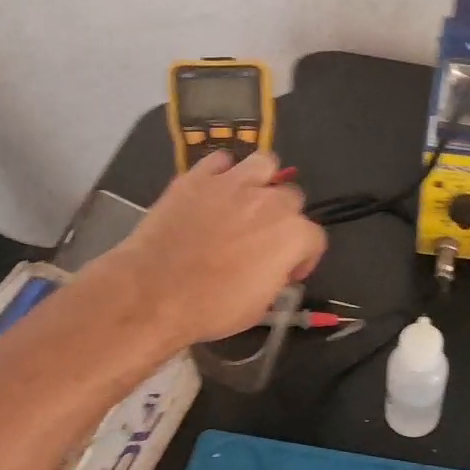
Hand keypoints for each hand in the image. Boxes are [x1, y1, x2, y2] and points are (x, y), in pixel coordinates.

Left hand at [88, 150, 325, 349]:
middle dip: (284, 216)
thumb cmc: (212, 308)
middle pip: (292, 196)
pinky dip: (223, 172)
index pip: (315, 238)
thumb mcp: (260, 305)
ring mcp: (232, 184)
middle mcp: (270, 201)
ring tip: (249, 199)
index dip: (305, 257)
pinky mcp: (197, 177)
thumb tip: (275, 266)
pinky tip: (215, 191)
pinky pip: (220, 161)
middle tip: (265, 237)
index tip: (290, 271)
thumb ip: (277, 275)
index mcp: (292, 235)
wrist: (153, 293)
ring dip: (263, 180)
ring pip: (264, 163)